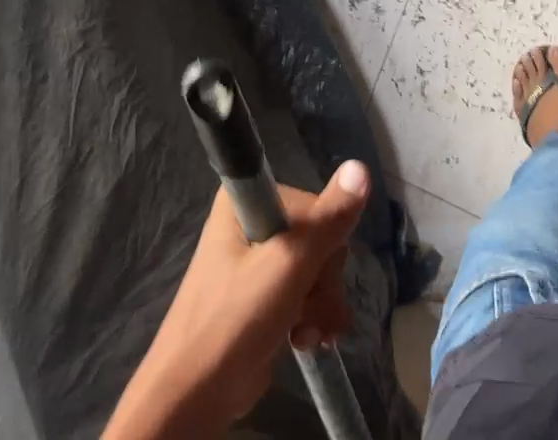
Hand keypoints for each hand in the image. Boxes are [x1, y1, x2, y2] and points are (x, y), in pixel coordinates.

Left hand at [104, 160, 369, 439]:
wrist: (198, 389)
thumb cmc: (235, 318)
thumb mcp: (288, 264)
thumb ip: (328, 220)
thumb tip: (360, 168)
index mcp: (247, 201)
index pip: (315, 205)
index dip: (323, 241)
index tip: (312, 266)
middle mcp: (253, 222)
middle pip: (321, 241)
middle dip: (323, 282)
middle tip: (305, 305)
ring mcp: (259, 261)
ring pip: (320, 272)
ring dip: (321, 305)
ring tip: (304, 331)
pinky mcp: (267, 295)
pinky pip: (309, 294)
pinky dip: (314, 317)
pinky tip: (304, 339)